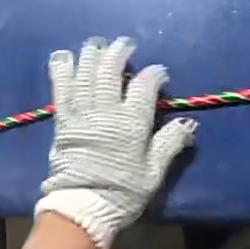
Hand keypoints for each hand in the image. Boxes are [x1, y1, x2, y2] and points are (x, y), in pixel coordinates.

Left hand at [34, 37, 195, 248]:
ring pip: (86, 75)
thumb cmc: (122, 191)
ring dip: (91, 55)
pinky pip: (61, 88)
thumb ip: (170, 143)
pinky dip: (62, 69)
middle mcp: (106, 111)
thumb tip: (188, 122)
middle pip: (111, 72)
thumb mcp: (153, 172)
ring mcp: (82, 113)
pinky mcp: (63, 120)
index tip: (158, 71)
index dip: (154, 75)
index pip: (145, 86)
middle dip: (118, 53)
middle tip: (124, 44)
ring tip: (97, 43)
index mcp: (132, 123)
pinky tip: (63, 55)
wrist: (82, 205)